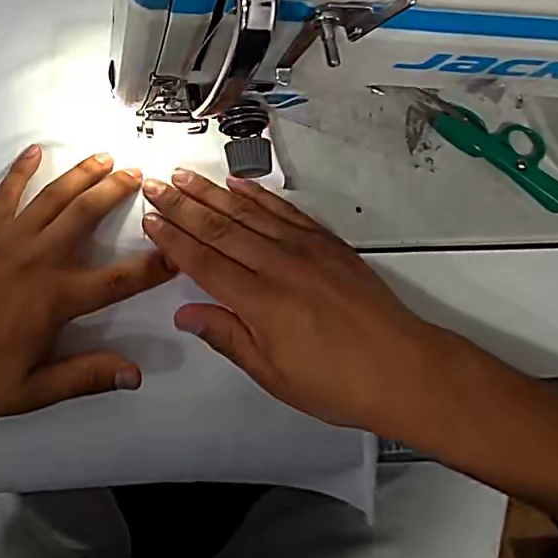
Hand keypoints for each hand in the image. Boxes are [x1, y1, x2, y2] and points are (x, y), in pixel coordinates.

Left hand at [0, 146, 175, 457]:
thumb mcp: (30, 391)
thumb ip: (83, 377)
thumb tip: (132, 373)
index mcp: (53, 300)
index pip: (117, 281)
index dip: (152, 266)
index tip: (176, 250)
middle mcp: (35, 260)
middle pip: (86, 216)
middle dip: (116, 191)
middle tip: (139, 173)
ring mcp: (6, 240)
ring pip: (53, 198)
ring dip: (81, 174)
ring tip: (103, 157)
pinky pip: (6, 194)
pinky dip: (22, 171)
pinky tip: (35, 151)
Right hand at [139, 168, 460, 440]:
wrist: (406, 370)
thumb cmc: (344, 381)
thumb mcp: (274, 374)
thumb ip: (227, 337)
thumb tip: (189, 316)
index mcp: (261, 302)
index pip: (202, 261)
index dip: (172, 239)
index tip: (152, 221)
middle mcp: (279, 266)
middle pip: (217, 227)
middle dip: (181, 204)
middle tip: (156, 186)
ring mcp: (303, 249)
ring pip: (245, 211)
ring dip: (211, 191)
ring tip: (185, 175)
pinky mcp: (325, 242)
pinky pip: (283, 210)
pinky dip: (257, 194)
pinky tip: (239, 184)